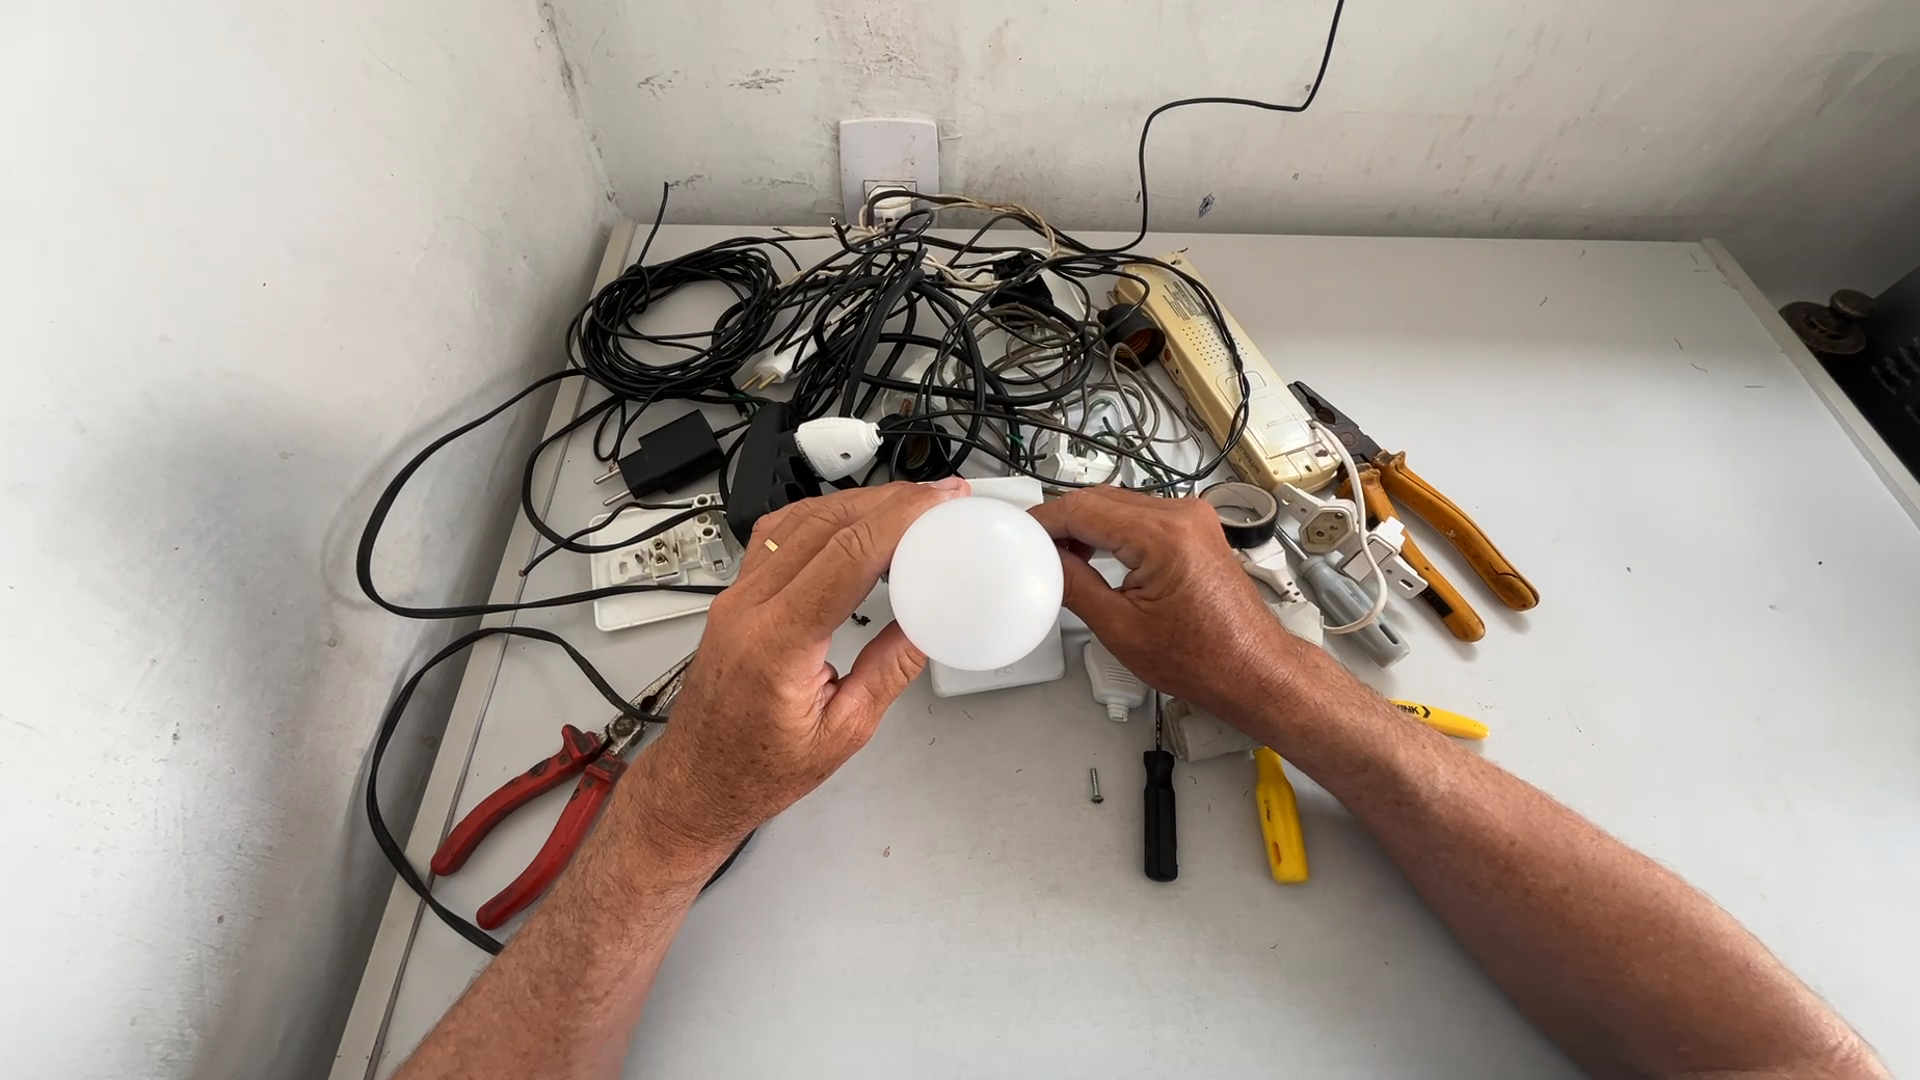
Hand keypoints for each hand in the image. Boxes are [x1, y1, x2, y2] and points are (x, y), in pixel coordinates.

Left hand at [639, 478, 969, 849]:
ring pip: (799, 518)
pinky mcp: (737, 595)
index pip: (845, 554)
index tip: (934, 502)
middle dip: (888, 501)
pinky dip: (823, 514)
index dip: (898, 518)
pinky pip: (780, 533)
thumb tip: (928, 623)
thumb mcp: (843, 731)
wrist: (699, 781)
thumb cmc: (756, 769)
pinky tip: (851, 519)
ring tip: (904, 505)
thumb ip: (889, 670)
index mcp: (777, 644)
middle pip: (824, 522)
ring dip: (857, 502)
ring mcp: (737, 596)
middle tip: (934, 498)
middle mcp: (748, 608)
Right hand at [1028, 486, 1298, 722]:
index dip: (1044, 520)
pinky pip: (1138, 514)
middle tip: (1034, 551)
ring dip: (1084, 525)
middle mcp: (1181, 515)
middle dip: (1061, 522)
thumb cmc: (1204, 659)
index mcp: (1163, 536)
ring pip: (1116, 503)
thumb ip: (1074, 585)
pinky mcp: (1193, 527)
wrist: (1253, 669)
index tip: (1020, 535)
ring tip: (1061, 558)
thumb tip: (1045, 561)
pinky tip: (1093, 553)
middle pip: (1098, 499)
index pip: (1082, 508)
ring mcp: (1191, 517)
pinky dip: (1109, 529)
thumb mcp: (1119, 628)